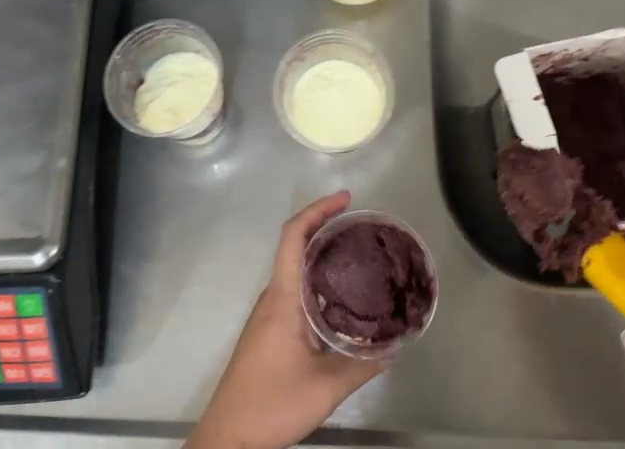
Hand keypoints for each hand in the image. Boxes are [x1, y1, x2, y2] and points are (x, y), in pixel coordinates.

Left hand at [187, 191, 385, 448]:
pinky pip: (295, 293)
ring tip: (359, 258)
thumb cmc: (272, 403)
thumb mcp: (326, 387)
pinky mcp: (269, 332)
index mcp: (282, 298)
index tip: (345, 199)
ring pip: (296, 272)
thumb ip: (362, 365)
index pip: (293, 236)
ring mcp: (268, 315)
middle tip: (361, 227)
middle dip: (326, 228)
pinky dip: (318, 284)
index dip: (317, 210)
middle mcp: (273, 298)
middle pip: (296, 247)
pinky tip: (342, 302)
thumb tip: (395, 347)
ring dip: (322, 257)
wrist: (229, 436)